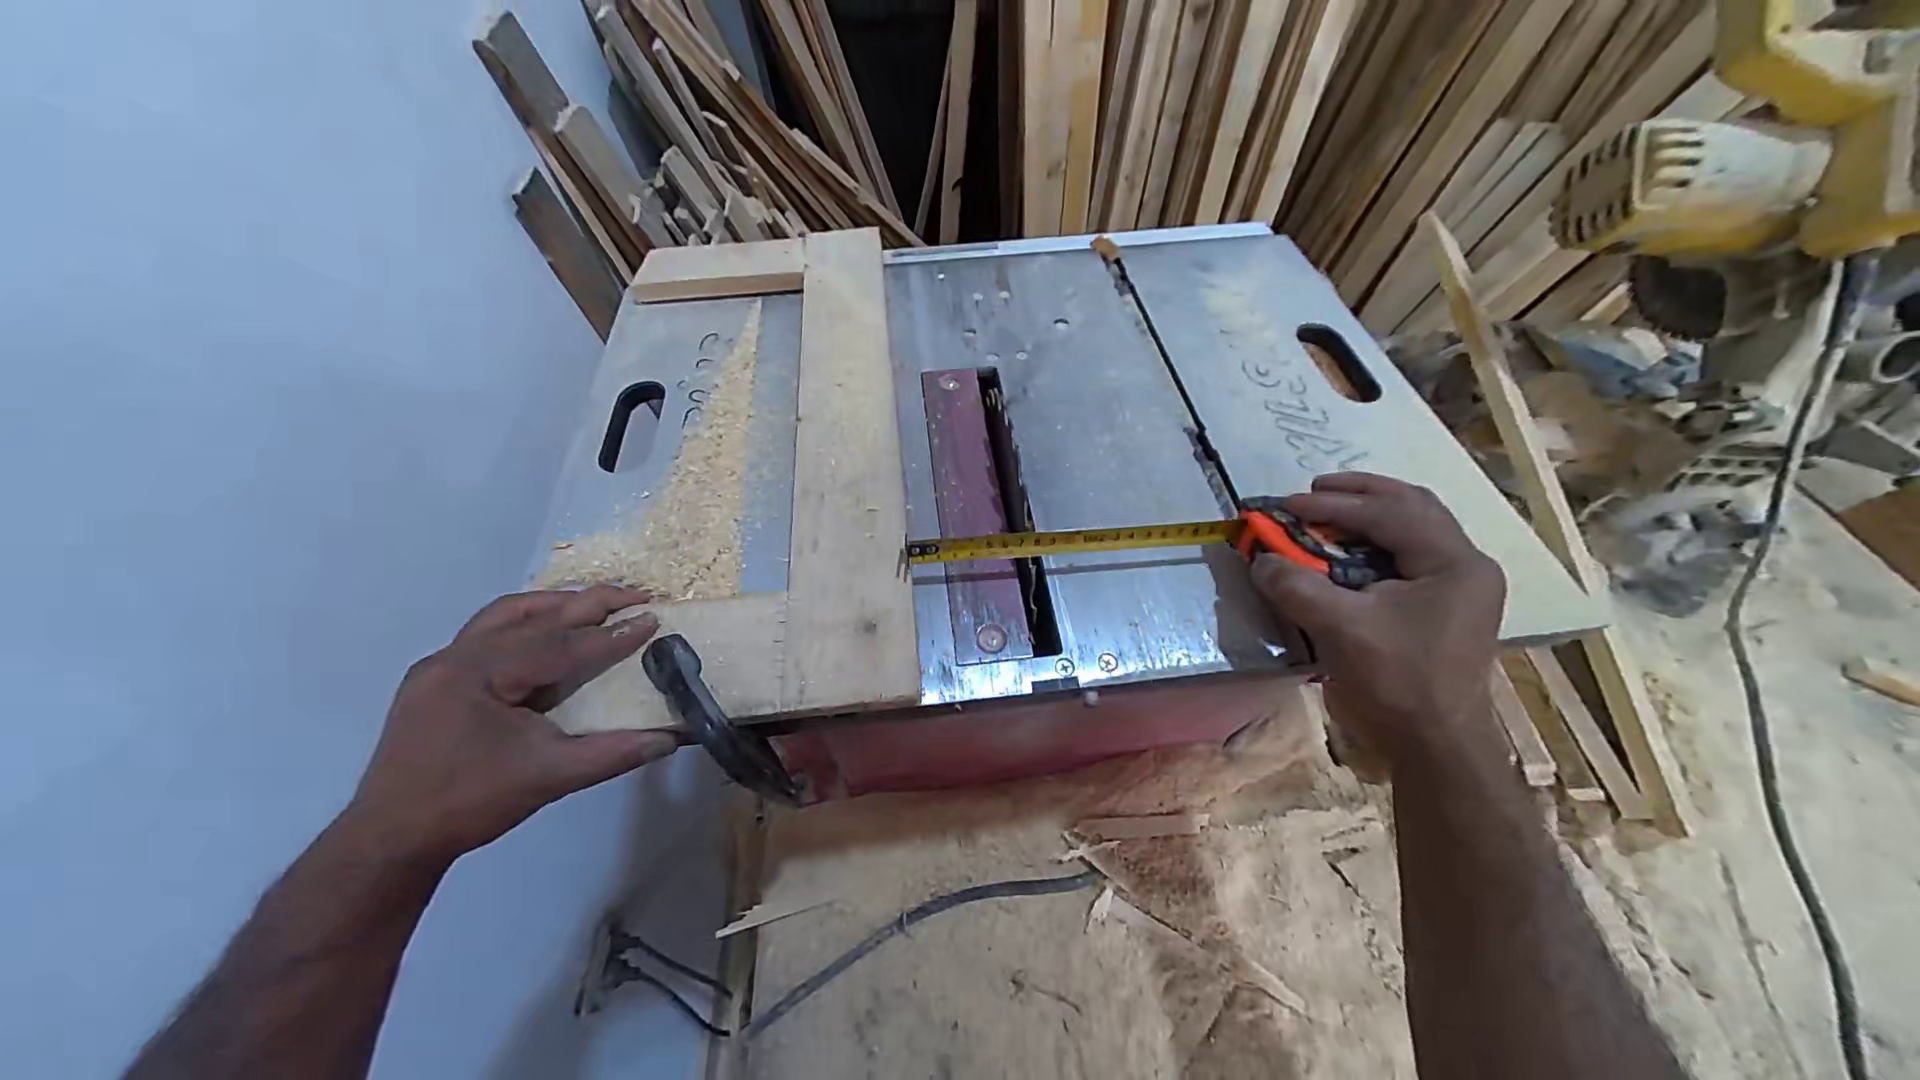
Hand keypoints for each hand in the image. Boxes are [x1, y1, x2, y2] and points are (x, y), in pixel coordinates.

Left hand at [344, 586, 678, 865]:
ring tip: (596, 605)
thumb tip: (671, 739)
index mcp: (479, 675)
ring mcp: (440, 664)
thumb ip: (614, 753)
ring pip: (506, 615)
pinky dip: (527, 623)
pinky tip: (549, 633)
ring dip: (555, 605)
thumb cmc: (469, 804)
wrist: (389, 840)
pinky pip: (488, 633)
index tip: (653, 618)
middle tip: (637, 596)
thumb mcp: (550, 778)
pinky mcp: (437, 678)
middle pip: (534, 617)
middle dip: (589, 604)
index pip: (559, 645)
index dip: (611, 634)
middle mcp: (456, 657)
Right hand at [1252, 473, 1507, 772]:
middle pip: (1412, 506)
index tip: (1287, 504)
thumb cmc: (1395, 681)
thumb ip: (1295, 585)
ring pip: (1414, 526)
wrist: (1434, 742)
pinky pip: (1407, 553)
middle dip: (1359, 493)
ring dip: (1368, 512)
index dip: (1334, 504)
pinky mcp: (1443, 604)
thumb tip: (1260, 558)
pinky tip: (1346, 547)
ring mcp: (1458, 585)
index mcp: (1453, 563)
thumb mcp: (1338, 628)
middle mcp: (1464, 565)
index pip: (1390, 513)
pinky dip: (1373, 540)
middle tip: (1314, 489)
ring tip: (1327, 510)